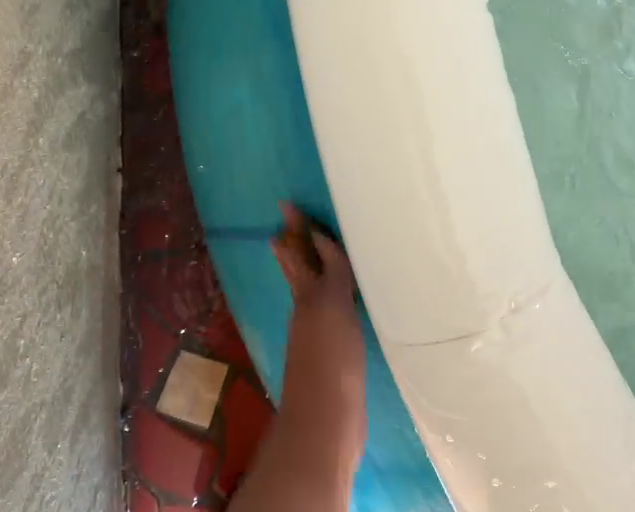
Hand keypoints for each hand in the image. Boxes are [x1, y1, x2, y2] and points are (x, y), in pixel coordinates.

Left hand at [271, 204, 365, 440]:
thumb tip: (319, 240)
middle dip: (297, 245)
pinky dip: (336, 301)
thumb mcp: (333, 309)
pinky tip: (345, 302)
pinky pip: (334, 316)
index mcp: (309, 298)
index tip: (290, 209)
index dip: (301, 233)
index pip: (304, 256)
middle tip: (288, 221)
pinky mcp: (333, 361)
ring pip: (315, 291)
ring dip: (315, 270)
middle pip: (302, 271)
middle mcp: (310, 312)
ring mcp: (319, 337)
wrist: (326, 425)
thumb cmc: (331, 364)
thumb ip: (330, 275)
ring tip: (318, 253)